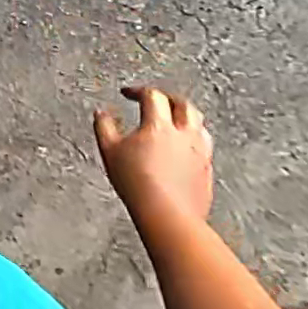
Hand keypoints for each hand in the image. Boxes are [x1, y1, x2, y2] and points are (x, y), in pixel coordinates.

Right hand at [94, 85, 213, 229]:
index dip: (138, 90)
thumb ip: (104, 126)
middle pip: (183, 104)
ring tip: (174, 120)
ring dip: (185, 117)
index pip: (153, 95)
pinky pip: (205, 148)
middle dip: (168, 97)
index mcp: (159, 125)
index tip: (127, 93)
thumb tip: (101, 113)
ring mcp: (199, 154)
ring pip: (200, 125)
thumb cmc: (138, 184)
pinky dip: (193, 140)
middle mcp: (184, 135)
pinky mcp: (207, 173)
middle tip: (155, 99)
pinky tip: (183, 149)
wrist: (168, 218)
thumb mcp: (109, 150)